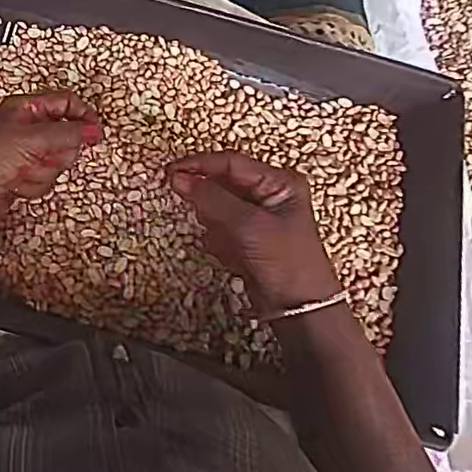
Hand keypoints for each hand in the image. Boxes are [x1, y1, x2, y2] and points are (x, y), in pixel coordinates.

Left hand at [0, 91, 103, 243]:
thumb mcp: (33, 139)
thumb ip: (69, 134)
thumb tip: (94, 130)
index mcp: (25, 108)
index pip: (66, 103)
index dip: (83, 116)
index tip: (95, 133)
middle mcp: (26, 128)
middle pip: (66, 136)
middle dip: (57, 152)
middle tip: (41, 156)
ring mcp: (25, 154)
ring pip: (58, 161)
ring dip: (43, 171)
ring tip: (22, 172)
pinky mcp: (23, 176)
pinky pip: (46, 179)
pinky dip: (34, 185)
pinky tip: (16, 185)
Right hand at [166, 152, 341, 312]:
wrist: (299, 309)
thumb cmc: (287, 263)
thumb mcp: (248, 226)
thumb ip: (213, 199)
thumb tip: (181, 178)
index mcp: (279, 182)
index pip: (231, 162)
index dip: (199, 165)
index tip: (172, 171)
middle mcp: (269, 195)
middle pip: (223, 183)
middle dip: (206, 196)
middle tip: (181, 199)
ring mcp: (257, 217)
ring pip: (218, 207)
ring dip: (213, 222)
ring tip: (225, 241)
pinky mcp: (247, 237)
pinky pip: (220, 228)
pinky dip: (218, 238)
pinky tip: (230, 254)